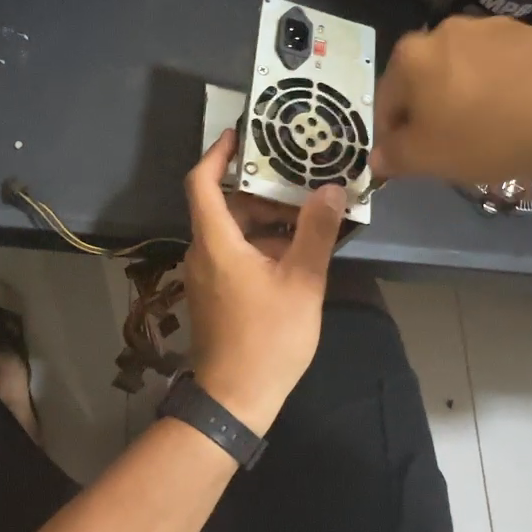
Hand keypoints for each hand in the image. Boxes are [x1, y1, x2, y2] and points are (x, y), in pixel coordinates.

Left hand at [181, 130, 346, 433]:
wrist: (234, 397)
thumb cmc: (268, 338)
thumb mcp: (302, 282)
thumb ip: (316, 232)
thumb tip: (331, 189)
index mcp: (215, 241)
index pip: (201, 181)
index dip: (217, 153)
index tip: (242, 134)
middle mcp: (202, 251)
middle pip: (223, 204)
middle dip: (260, 190)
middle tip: (301, 180)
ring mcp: (206, 274)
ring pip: (232, 230)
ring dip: (266, 219)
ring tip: (309, 214)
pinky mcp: (214, 293)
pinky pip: (234, 253)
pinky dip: (261, 243)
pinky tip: (297, 250)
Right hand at [370, 16, 531, 184]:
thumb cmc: (490, 134)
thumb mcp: (428, 159)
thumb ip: (393, 157)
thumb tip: (378, 156)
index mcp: (409, 56)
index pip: (385, 103)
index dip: (394, 139)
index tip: (410, 163)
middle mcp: (444, 31)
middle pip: (424, 84)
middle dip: (431, 116)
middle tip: (451, 151)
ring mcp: (492, 28)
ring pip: (463, 75)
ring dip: (466, 103)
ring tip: (491, 137)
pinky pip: (502, 70)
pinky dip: (501, 93)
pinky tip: (521, 119)